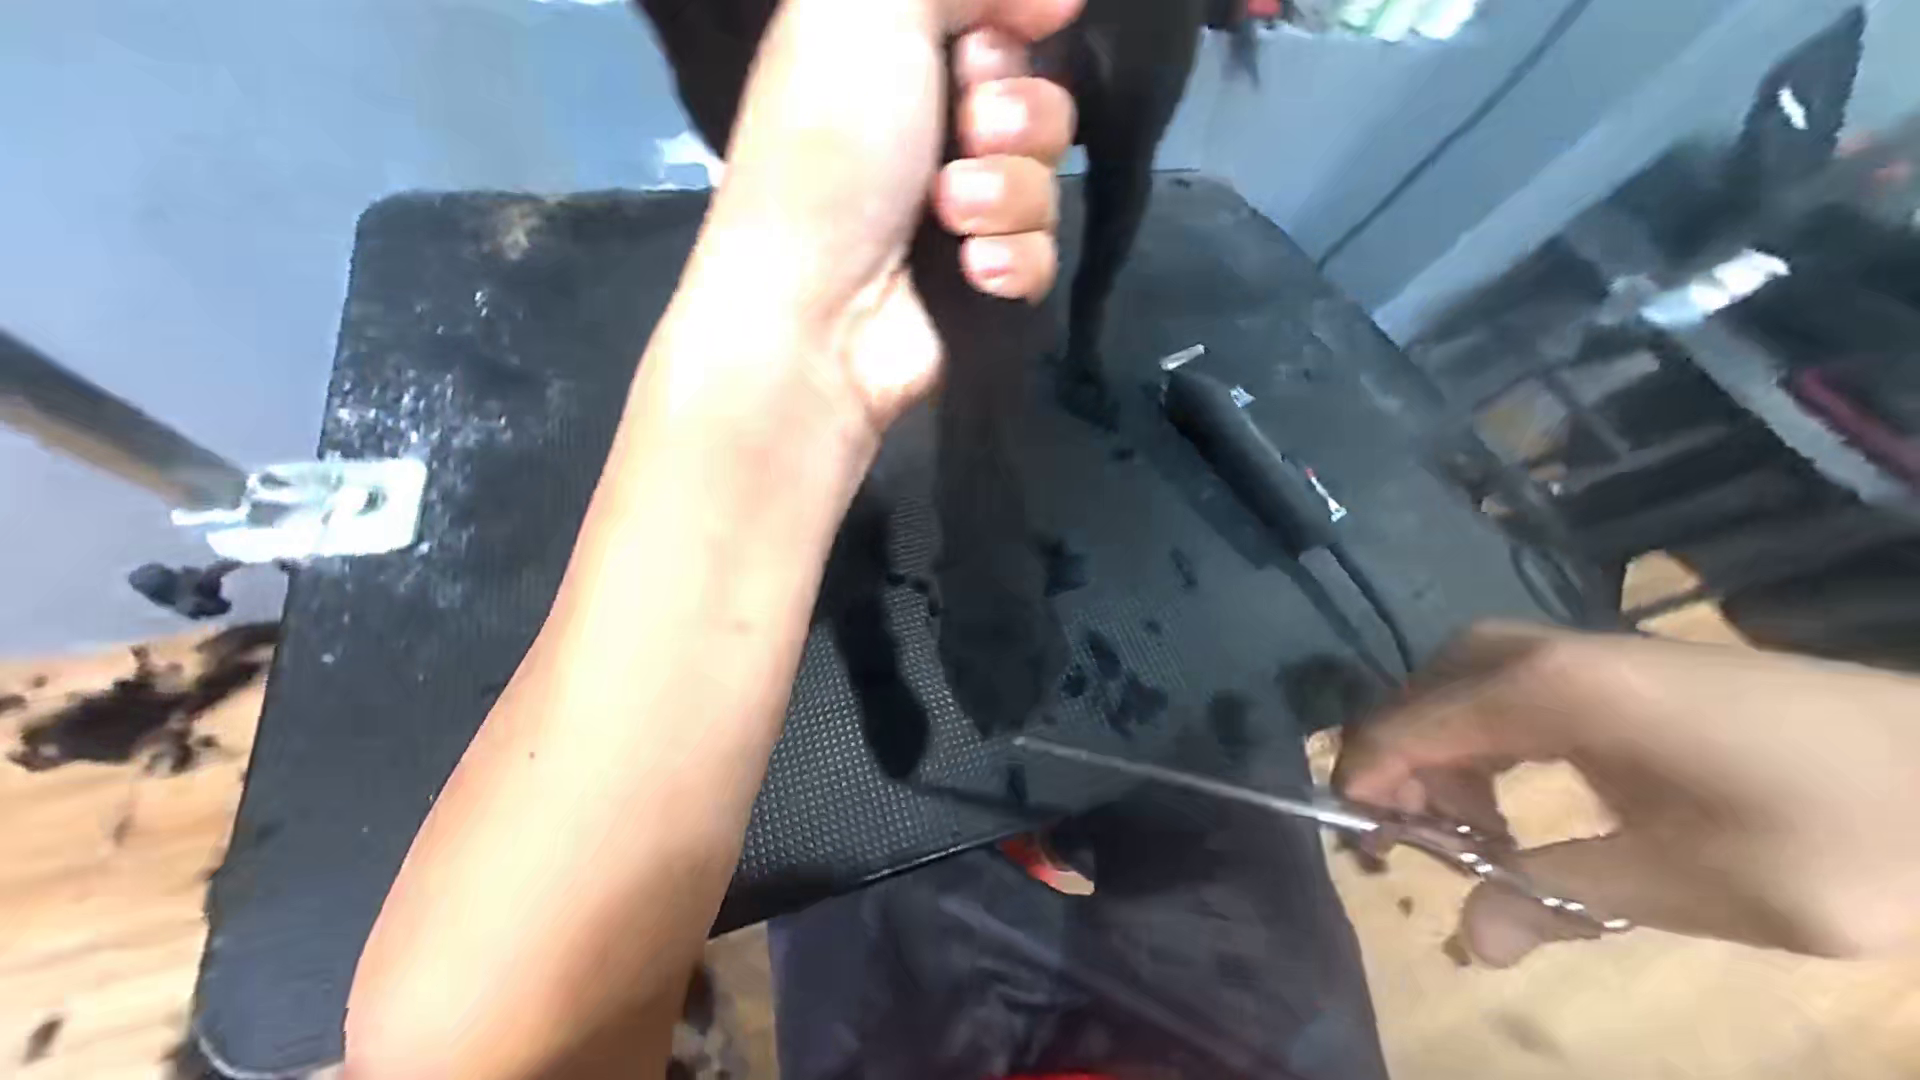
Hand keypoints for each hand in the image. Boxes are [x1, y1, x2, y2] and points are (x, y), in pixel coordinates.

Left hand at [689, 0, 1080, 434]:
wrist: (817, 311)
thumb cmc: (830, 153)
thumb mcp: (863, 10)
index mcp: (904, 70)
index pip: (1003, 30)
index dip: (1022, 20)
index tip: (1028, 21)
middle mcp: (938, 144)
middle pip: (1041, 109)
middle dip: (1017, 116)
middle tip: (968, 131)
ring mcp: (964, 224)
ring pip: (1046, 187)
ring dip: (1007, 194)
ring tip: (950, 214)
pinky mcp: (983, 290)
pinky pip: (1042, 260)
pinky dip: (1011, 261)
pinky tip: (970, 272)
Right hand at [1334, 621, 1919, 965]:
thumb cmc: (1838, 830)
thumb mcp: (1701, 888)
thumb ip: (1562, 899)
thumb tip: (1471, 941)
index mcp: (1545, 693)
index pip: (1405, 727)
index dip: (1366, 781)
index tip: (1367, 842)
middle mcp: (1532, 652)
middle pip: (1414, 700)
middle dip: (1400, 770)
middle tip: (1429, 842)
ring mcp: (1561, 646)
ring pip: (1442, 689)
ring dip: (1436, 756)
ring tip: (1477, 825)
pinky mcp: (1588, 657)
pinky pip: (1484, 684)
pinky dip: (1472, 736)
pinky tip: (1512, 785)